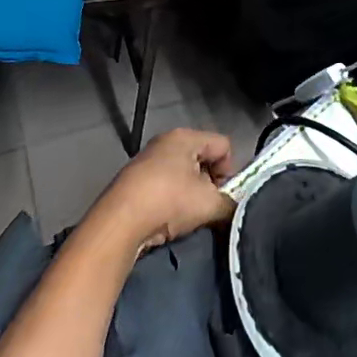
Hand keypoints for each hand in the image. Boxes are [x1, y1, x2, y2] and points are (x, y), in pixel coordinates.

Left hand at [88, 128, 236, 251]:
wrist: (120, 220)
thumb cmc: (169, 201)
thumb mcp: (209, 204)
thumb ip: (231, 204)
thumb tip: (236, 208)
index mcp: (186, 136)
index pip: (223, 145)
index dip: (230, 170)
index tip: (225, 195)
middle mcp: (167, 141)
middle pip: (203, 158)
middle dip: (211, 184)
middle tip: (209, 208)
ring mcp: (149, 159)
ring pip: (184, 175)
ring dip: (192, 195)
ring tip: (189, 218)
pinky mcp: (136, 179)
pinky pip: (166, 186)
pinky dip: (173, 201)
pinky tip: (170, 220)